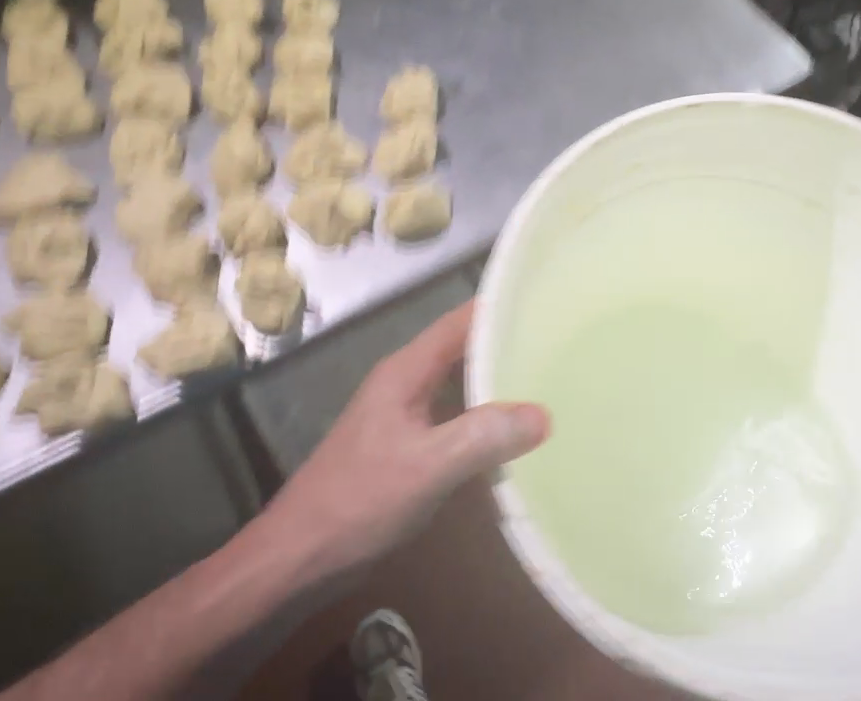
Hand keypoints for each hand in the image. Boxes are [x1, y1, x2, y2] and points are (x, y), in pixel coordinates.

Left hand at [262, 300, 549, 579]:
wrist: (299, 557)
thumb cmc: (357, 502)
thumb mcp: (426, 468)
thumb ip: (481, 437)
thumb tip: (543, 414)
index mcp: (406, 372)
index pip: (459, 323)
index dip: (500, 308)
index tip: (548, 304)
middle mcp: (406, 384)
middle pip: (463, 350)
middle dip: (508, 345)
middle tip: (561, 348)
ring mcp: (405, 417)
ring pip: (461, 386)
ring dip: (499, 384)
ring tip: (551, 385)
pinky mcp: (408, 448)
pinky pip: (457, 420)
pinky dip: (486, 421)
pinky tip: (516, 438)